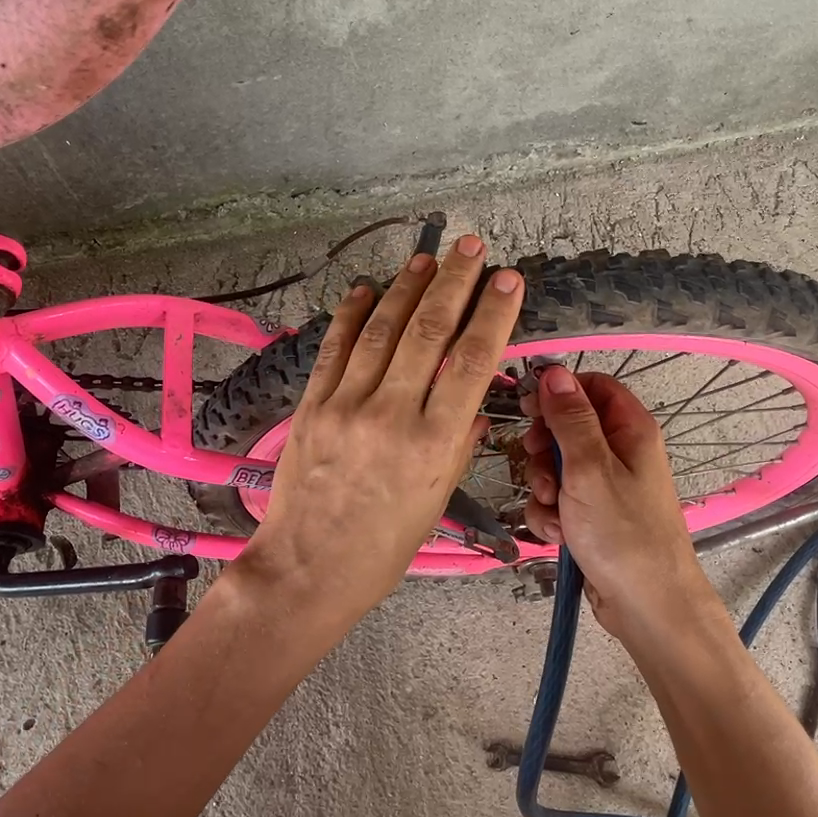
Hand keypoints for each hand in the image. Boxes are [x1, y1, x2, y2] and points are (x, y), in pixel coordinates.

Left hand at [235, 235, 523, 621]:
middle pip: (428, 332)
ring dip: (406, 288)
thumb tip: (473, 402)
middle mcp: (391, 415)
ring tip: (427, 259)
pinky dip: (351, 315)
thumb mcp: (436, 503)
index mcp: (432, 444)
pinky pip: (334, 349)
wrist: (308, 568)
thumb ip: (457, 445)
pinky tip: (367, 289)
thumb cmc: (382, 548)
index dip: (493, 315)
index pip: (471, 362)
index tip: (508, 280)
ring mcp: (346, 406)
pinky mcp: (311, 405)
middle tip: (471, 248)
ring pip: (382, 331)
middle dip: (454, 283)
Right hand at [521, 368, 712, 639]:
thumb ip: (569, 419)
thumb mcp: (589, 468)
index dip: (559, 392)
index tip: (528, 408)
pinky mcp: (590, 516)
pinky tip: (558, 535)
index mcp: (630, 429)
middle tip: (541, 467)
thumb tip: (554, 371)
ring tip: (554, 512)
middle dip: (544, 450)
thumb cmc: (623, 533)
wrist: (646, 607)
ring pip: (554, 467)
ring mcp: (604, 486)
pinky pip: (557, 500)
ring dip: (543, 489)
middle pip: (566, 427)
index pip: (592, 386)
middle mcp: (619, 452)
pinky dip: (550, 516)